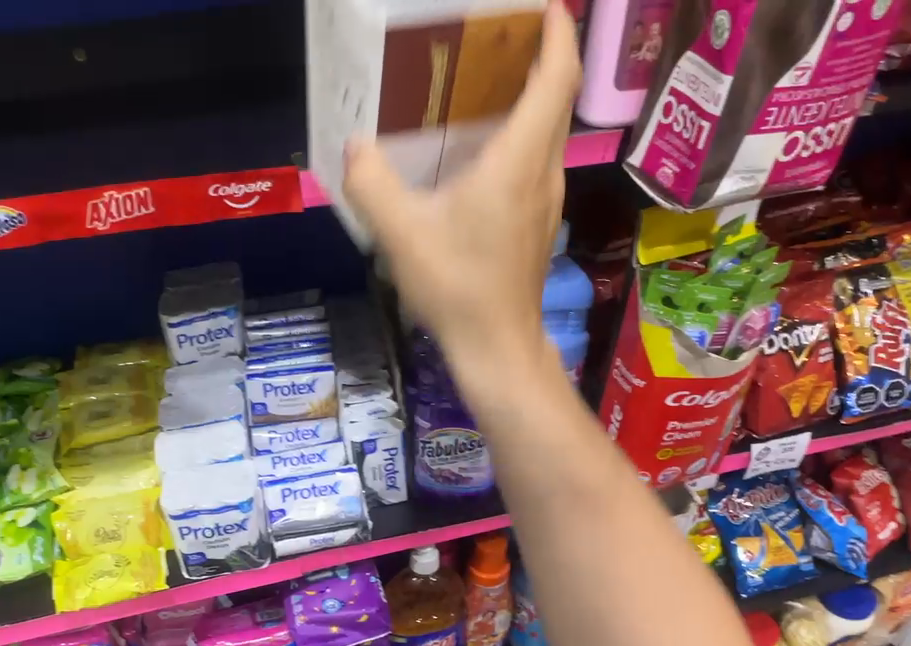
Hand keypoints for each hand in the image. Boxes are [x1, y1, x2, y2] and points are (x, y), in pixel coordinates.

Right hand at [342, 2, 582, 367]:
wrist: (496, 347)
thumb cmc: (457, 287)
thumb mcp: (400, 234)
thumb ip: (371, 184)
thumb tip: (353, 146)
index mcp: (519, 159)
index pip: (557, 74)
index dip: (557, 29)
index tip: (541, 4)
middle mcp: (544, 171)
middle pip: (556, 96)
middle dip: (537, 54)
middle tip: (495, 34)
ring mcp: (546, 200)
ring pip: (548, 131)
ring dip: (528, 98)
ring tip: (484, 83)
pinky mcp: (537, 224)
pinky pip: (537, 161)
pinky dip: (519, 137)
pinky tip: (479, 152)